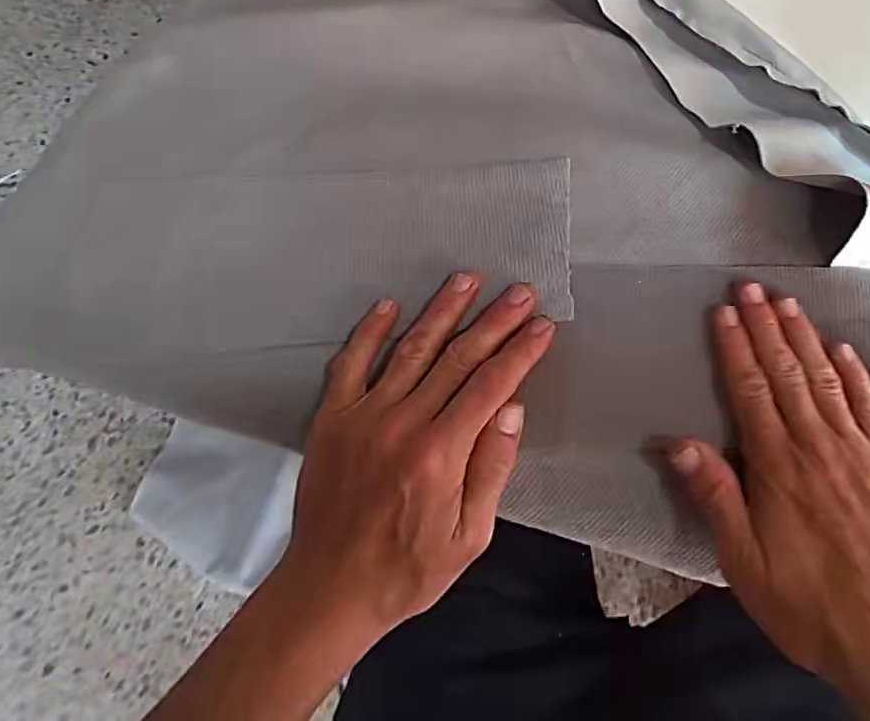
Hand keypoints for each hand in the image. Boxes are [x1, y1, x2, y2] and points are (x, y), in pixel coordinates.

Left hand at [278, 271, 553, 635]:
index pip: (491, 385)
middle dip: (495, 320)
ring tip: (467, 279)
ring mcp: (364, 416)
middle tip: (520, 293)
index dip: (521, 351)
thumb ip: (491, 468)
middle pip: (459, 357)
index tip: (542, 326)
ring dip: (443, 310)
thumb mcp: (469, 536)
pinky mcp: (333, 418)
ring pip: (412, 348)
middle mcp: (403, 424)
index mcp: (440, 453)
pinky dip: (370, 331)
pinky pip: (351, 363)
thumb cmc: (406, 570)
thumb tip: (512, 409)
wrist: (327, 590)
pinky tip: (389, 305)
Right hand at [668, 282, 869, 720]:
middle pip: (785, 371)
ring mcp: (859, 451)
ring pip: (825, 378)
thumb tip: (681, 443)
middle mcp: (817, 447)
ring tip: (787, 302)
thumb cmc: (812, 606)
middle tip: (751, 288)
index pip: (749, 389)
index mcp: (778, 467)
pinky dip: (855, 372)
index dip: (735, 346)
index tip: (723, 312)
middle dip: (765, 325)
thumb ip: (715, 496)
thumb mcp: (745, 564)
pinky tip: (842, 347)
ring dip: (803, 336)